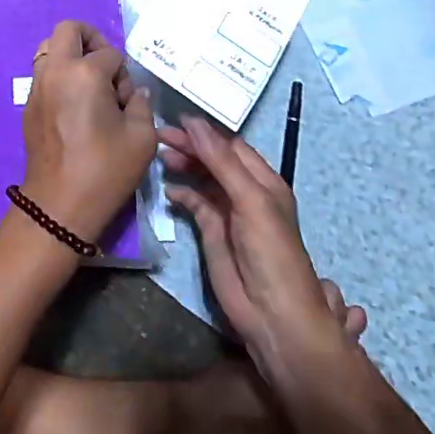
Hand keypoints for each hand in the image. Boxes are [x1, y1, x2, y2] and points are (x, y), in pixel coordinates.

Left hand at [21, 21, 157, 242]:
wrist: (59, 207)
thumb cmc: (105, 170)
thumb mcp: (142, 137)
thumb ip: (141, 104)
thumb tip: (134, 93)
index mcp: (85, 73)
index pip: (110, 54)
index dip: (124, 74)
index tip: (126, 102)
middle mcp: (56, 71)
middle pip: (69, 29)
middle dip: (92, 40)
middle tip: (106, 69)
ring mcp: (37, 87)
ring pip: (50, 48)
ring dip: (72, 56)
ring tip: (89, 85)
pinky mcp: (28, 106)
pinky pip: (43, 73)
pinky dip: (60, 76)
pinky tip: (75, 106)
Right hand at [159, 117, 365, 373]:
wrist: (273, 314)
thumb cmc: (270, 250)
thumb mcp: (250, 199)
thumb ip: (221, 161)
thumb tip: (195, 124)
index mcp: (264, 180)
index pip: (232, 145)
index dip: (206, 132)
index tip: (177, 119)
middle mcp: (247, 191)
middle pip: (215, 159)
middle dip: (191, 146)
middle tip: (161, 135)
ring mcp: (230, 213)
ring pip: (205, 180)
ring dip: (186, 166)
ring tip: (161, 156)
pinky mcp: (214, 234)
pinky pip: (196, 205)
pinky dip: (183, 195)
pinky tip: (169, 190)